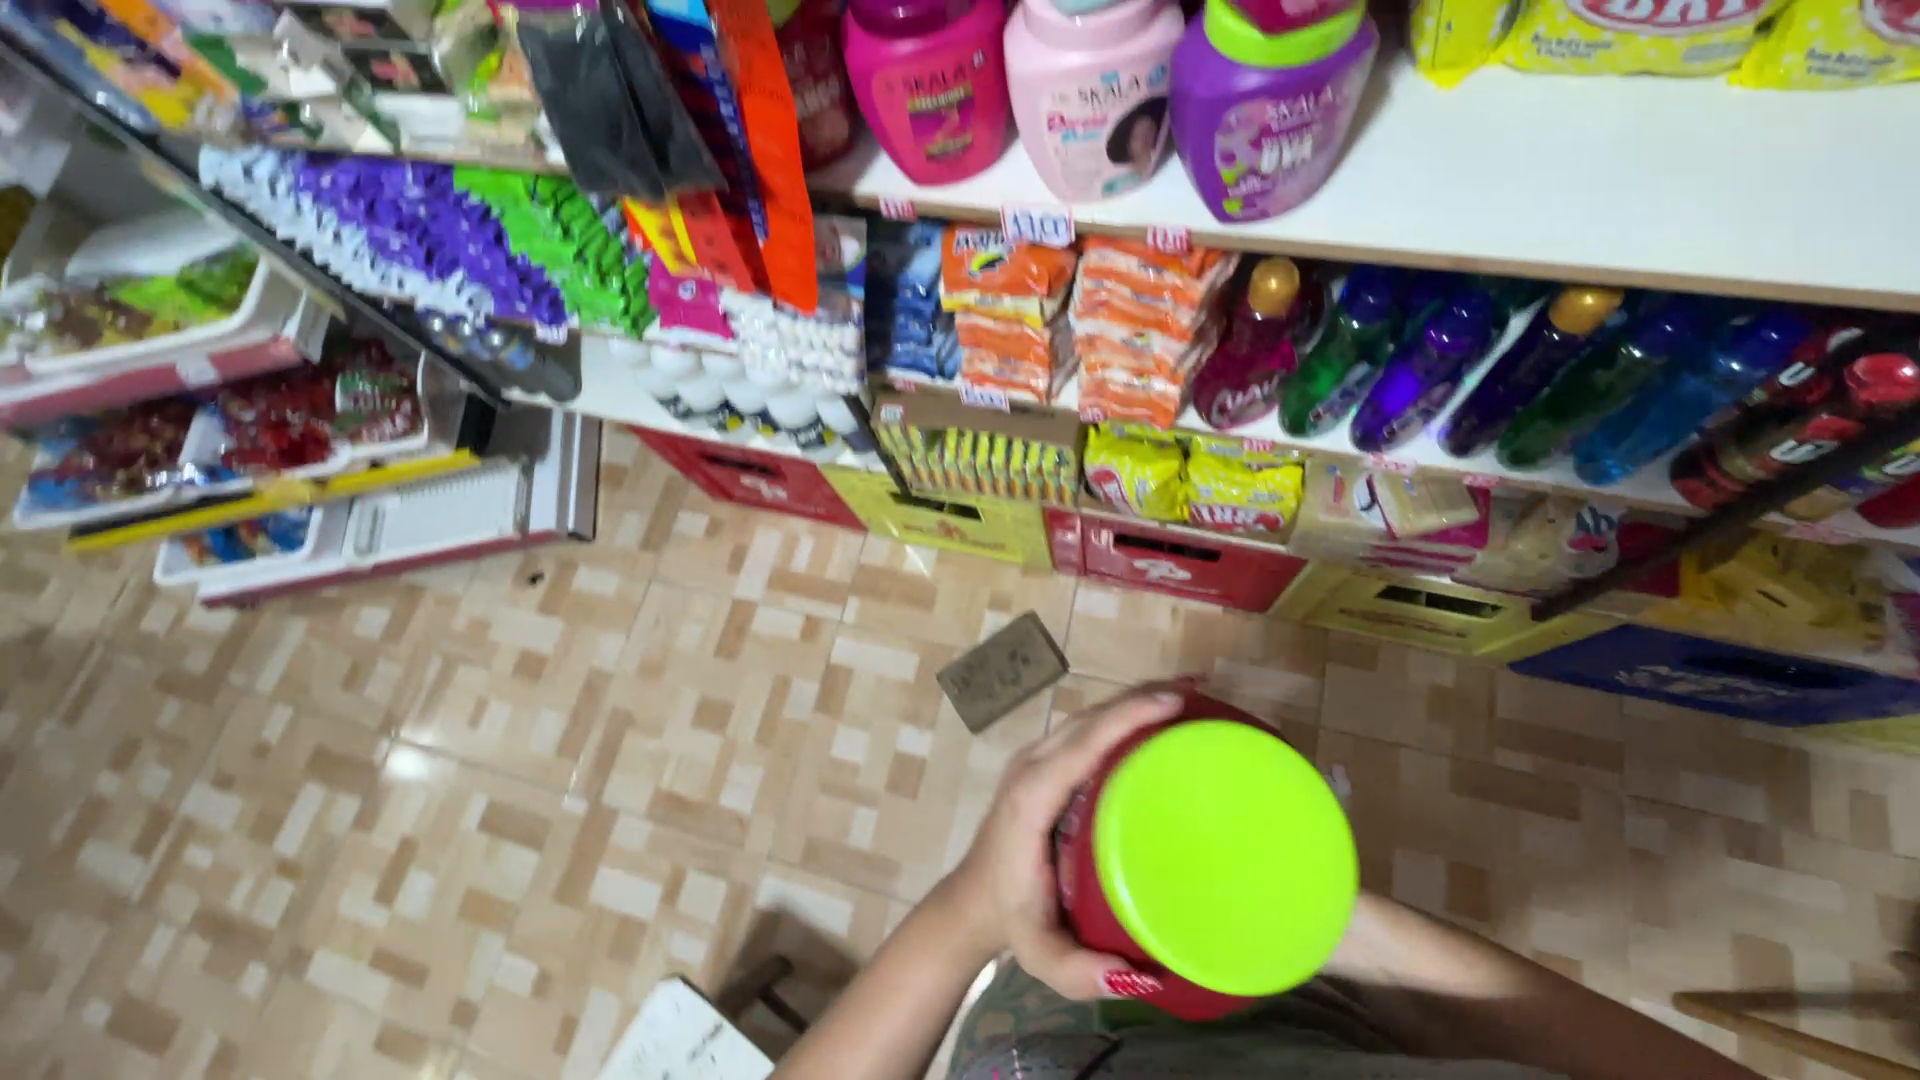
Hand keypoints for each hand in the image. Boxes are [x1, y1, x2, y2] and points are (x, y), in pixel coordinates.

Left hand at [943, 684, 1186, 1000]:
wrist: (973, 900)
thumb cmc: (1012, 919)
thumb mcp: (1042, 955)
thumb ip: (1082, 971)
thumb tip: (1144, 977)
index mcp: (1031, 801)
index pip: (1080, 745)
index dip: (1125, 717)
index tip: (1173, 702)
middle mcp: (1031, 768)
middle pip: (1089, 718)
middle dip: (1140, 696)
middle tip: (1199, 688)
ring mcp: (1035, 760)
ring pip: (1088, 715)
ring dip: (1134, 698)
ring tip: (1189, 691)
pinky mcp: (1043, 763)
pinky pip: (1086, 728)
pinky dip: (1122, 713)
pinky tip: (1155, 713)